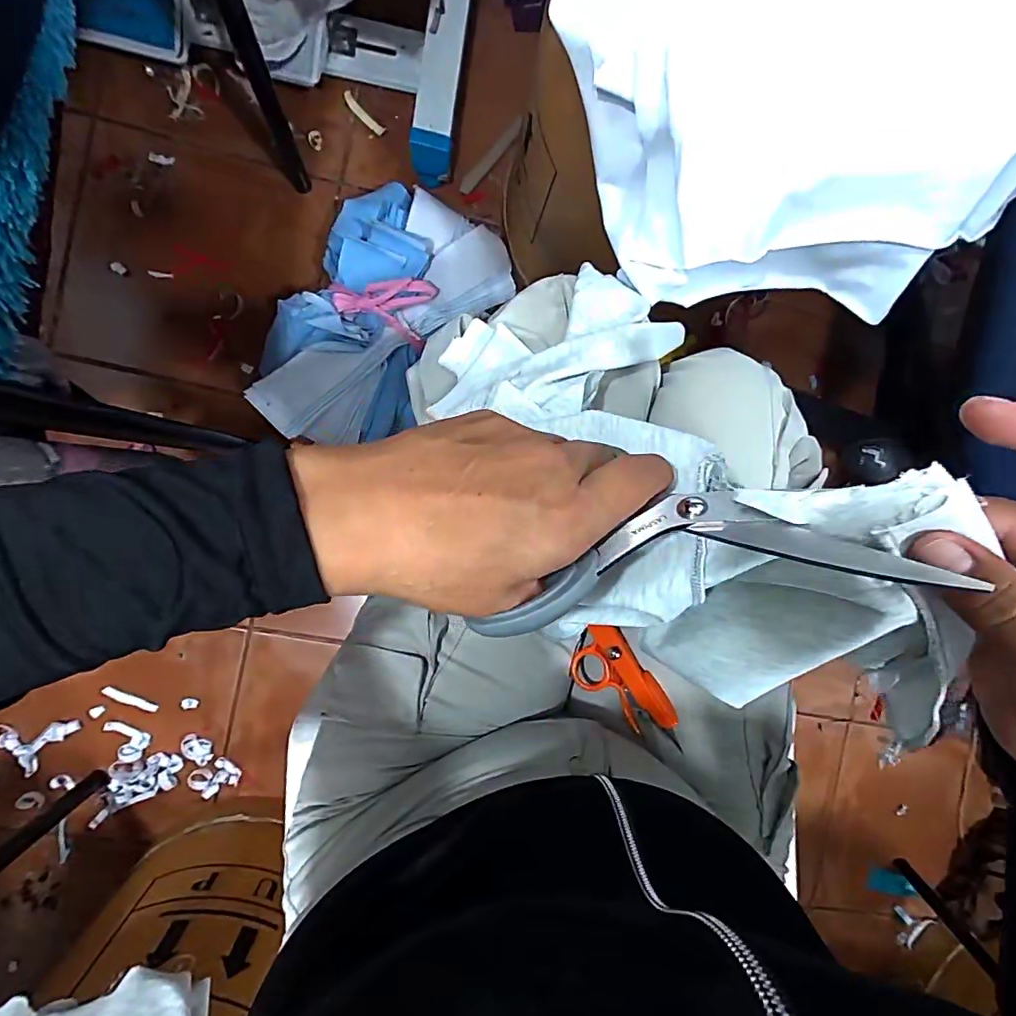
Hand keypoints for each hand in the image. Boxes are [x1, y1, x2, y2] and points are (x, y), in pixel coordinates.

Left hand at [286, 411, 673, 616]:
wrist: (360, 511)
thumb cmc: (434, 567)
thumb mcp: (504, 598)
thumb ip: (553, 570)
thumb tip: (563, 552)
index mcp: (572, 516)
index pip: (647, 475)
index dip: (655, 486)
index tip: (638, 504)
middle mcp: (558, 466)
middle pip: (608, 460)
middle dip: (601, 486)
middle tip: (563, 515)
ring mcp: (523, 435)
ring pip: (566, 449)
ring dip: (558, 472)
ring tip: (510, 498)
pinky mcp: (490, 417)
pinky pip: (526, 437)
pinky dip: (519, 457)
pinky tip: (476, 478)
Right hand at [908, 398, 1015, 853]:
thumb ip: (1003, 601)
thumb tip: (927, 539)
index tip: (978, 414)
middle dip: (962, 520)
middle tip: (897, 525)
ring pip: (980, 551)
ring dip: (937, 553)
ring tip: (888, 555)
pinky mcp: (1007, 622)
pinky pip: (963, 587)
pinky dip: (931, 584)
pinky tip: (899, 579)